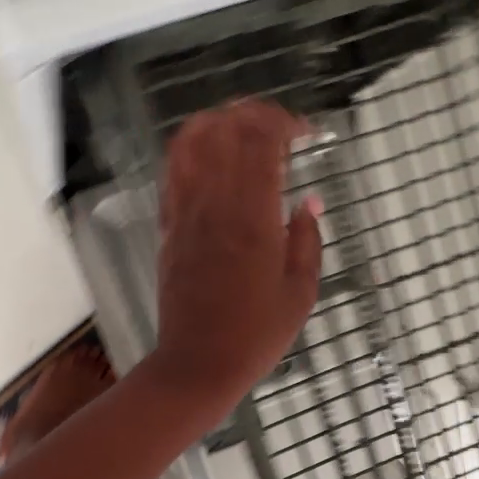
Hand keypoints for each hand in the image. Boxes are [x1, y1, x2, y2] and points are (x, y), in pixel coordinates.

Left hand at [155, 99, 322, 398]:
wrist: (198, 364)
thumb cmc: (256, 335)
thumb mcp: (300, 294)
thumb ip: (307, 241)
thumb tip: (309, 202)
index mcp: (254, 217)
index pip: (262, 140)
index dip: (286, 123)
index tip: (306, 134)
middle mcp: (215, 203)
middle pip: (228, 128)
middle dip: (257, 115)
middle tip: (279, 129)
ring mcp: (186, 212)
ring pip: (194, 139)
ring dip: (221, 122)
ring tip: (244, 131)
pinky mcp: (168, 226)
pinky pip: (174, 169)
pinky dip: (191, 146)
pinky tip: (209, 153)